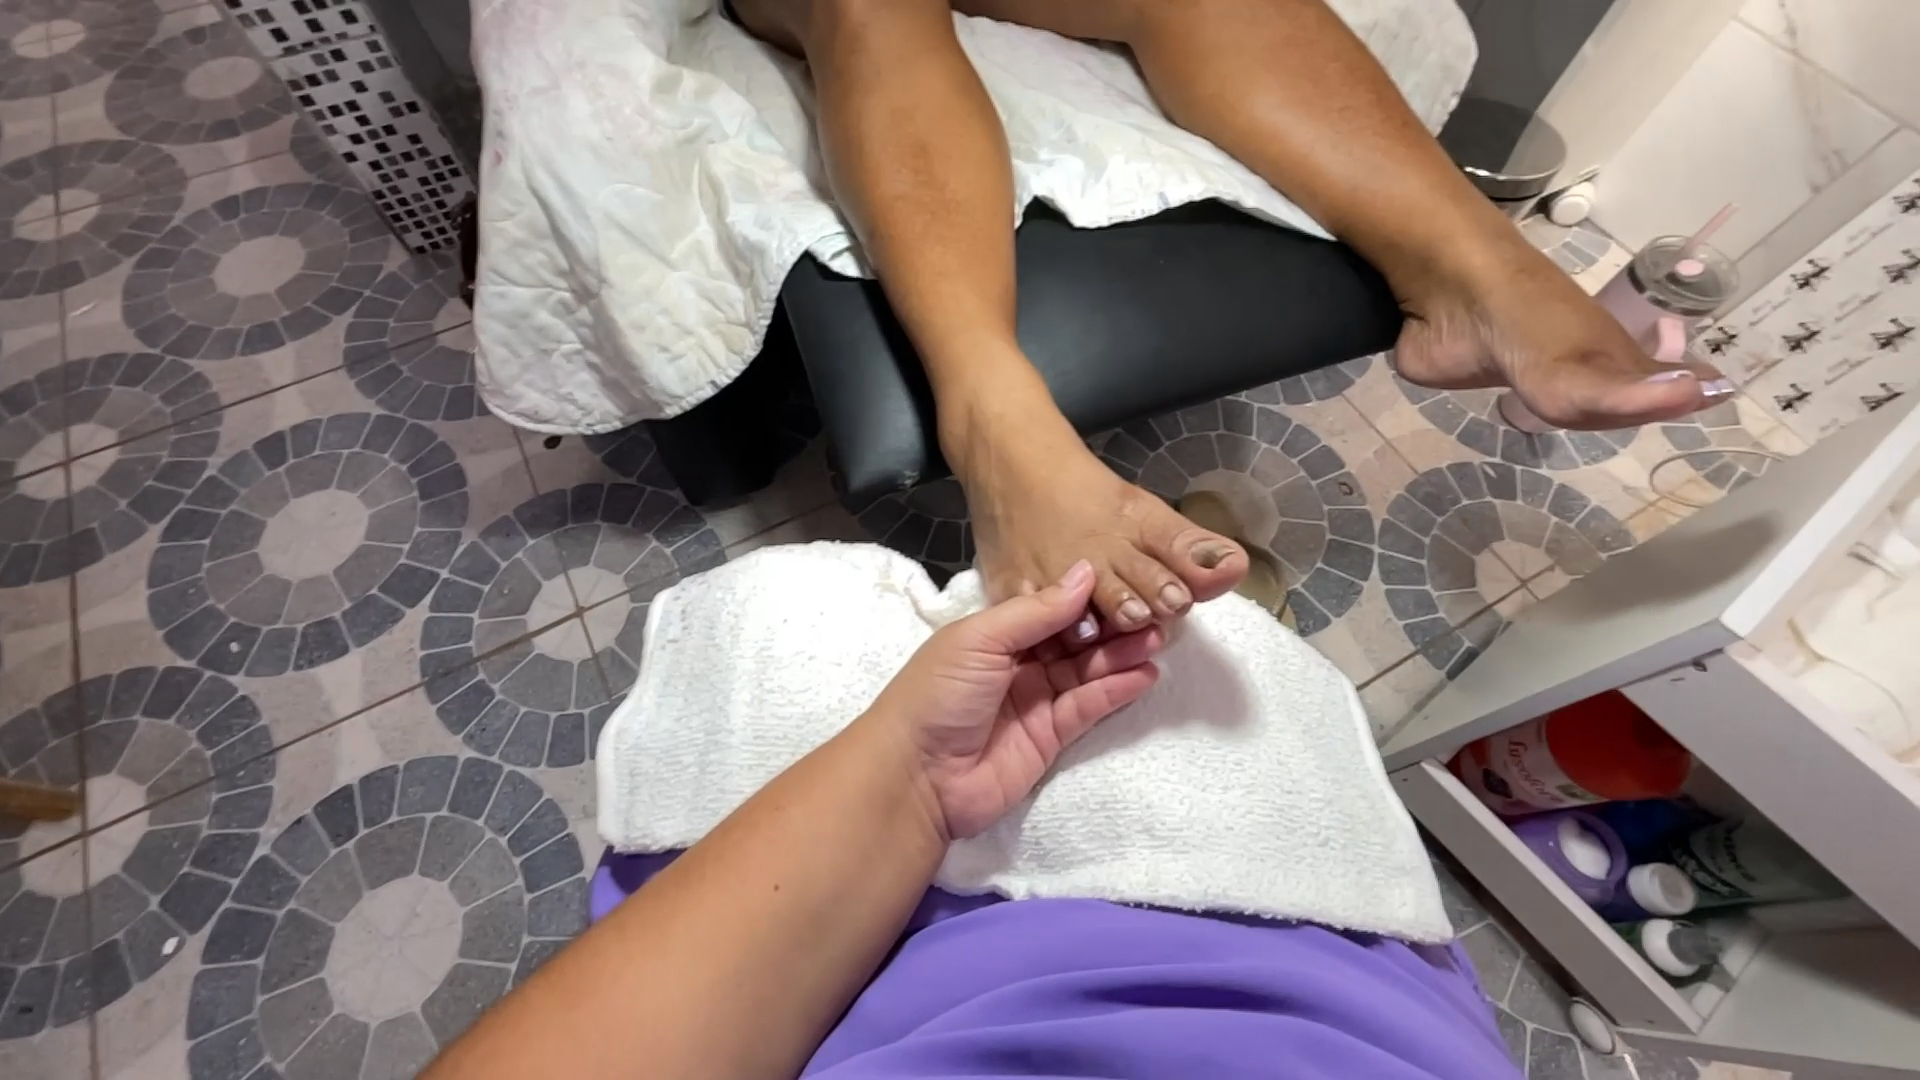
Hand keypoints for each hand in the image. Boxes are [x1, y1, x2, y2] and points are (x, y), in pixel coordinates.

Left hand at [862, 560, 1162, 840]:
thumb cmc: (939, 692)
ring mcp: (1035, 700)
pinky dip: (1115, 690)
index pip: (1049, 609)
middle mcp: (1017, 663)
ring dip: (1120, 656)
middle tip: (1154, 611)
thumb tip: (1085, 571)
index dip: (1085, 598)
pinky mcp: (1050, 738)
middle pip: (1072, 639)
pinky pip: (1087, 707)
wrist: (916, 776)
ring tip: (1157, 638)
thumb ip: (1036, 610)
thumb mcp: (980, 638)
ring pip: (1085, 671)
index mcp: (994, 633)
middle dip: (1110, 626)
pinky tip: (1145, 674)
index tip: (1126, 580)